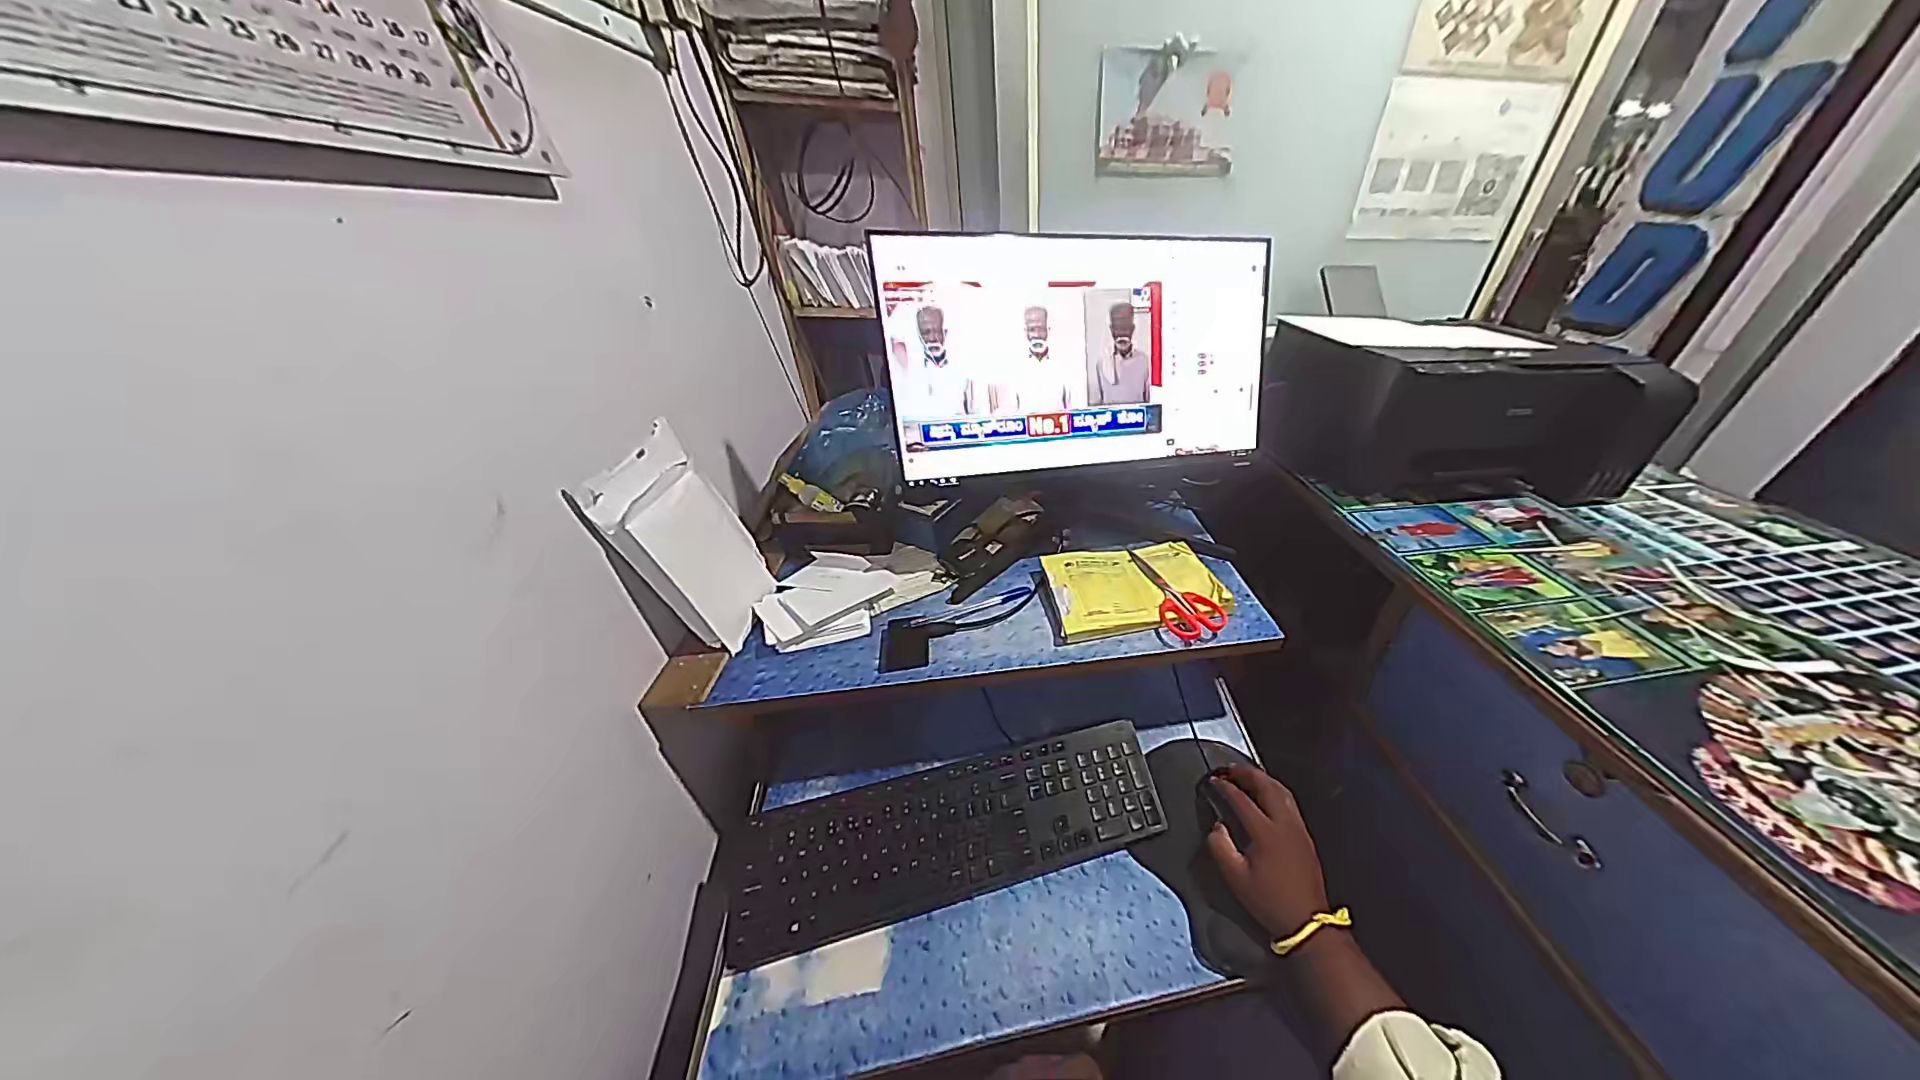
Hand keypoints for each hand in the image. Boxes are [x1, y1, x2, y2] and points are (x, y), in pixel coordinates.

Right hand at [1205, 764, 1330, 939]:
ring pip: (1282, 792)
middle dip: (1247, 773)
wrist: (1306, 922)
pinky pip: (1290, 802)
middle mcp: (1285, 825)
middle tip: (1230, 769)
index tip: (1213, 781)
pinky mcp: (1305, 837)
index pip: (1242, 800)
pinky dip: (1275, 790)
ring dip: (1263, 779)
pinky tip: (1267, 795)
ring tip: (1248, 776)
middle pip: (1267, 787)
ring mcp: (1299, 829)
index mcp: (1266, 833)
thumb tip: (1217, 827)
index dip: (1225, 787)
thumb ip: (1220, 847)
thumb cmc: (1268, 900)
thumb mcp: (1235, 877)